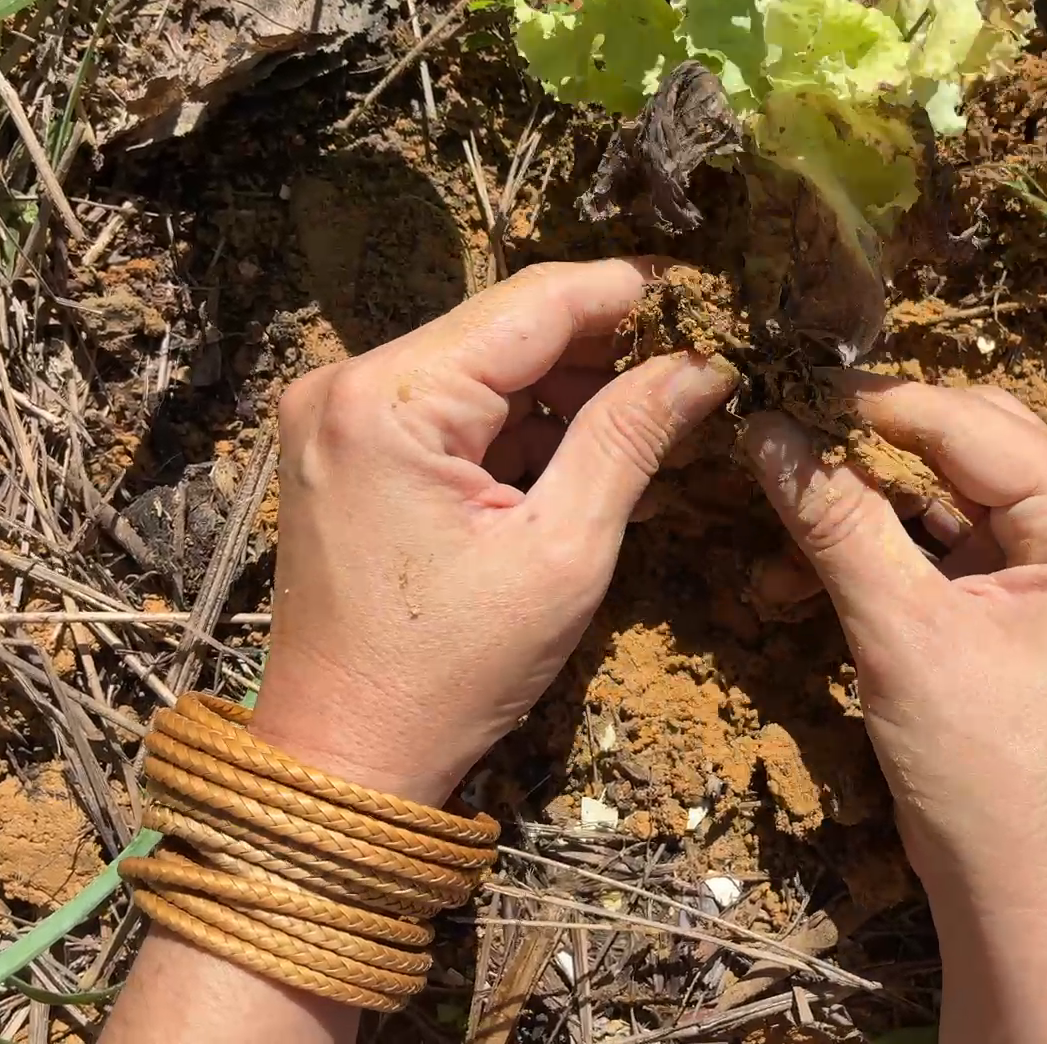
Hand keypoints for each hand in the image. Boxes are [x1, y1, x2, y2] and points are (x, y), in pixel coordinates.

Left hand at [247, 260, 735, 806]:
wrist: (348, 758)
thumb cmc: (457, 669)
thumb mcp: (564, 550)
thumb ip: (629, 437)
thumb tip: (703, 366)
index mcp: (392, 400)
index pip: (533, 302)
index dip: (626, 289)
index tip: (698, 289)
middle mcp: (350, 383)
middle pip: (508, 330)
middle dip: (605, 345)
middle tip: (691, 363)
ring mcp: (343, 415)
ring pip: (488, 368)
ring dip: (571, 389)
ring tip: (654, 416)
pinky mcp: (353, 449)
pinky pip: (460, 412)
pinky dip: (528, 426)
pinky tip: (589, 452)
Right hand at [742, 371, 1046, 1040]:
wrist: (1019, 893)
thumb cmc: (982, 770)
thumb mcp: (900, 632)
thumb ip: (835, 519)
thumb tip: (767, 429)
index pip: (965, 421)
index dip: (868, 404)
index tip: (784, 386)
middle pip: (957, 444)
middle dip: (863, 452)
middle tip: (779, 441)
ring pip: (939, 491)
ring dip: (859, 506)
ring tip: (782, 517)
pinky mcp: (1017, 593)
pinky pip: (938, 540)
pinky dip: (876, 549)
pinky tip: (807, 568)